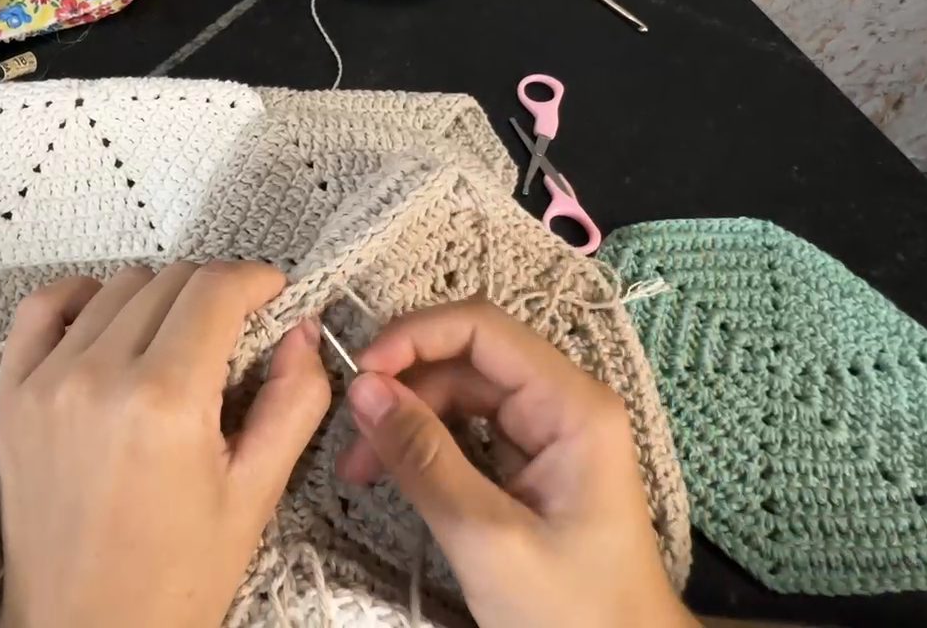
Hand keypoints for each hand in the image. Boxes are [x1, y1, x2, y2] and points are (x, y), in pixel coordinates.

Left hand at [0, 262, 330, 627]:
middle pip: (173, 280)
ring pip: (119, 285)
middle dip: (217, 293)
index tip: (274, 295)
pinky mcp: (13, 394)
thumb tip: (301, 326)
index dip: (257, 279)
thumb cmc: (180, 575)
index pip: (216, 289)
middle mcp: (100, 376)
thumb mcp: (258, 492)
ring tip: (177, 342)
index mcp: (167, 401)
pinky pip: (43, 306)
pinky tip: (109, 320)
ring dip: (161, 298)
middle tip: (234, 332)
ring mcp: (48, 381)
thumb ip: (296, 399)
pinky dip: (83, 297)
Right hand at [337, 300, 696, 627]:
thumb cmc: (574, 617)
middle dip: (403, 385)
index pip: (482, 328)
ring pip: (457, 390)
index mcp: (570, 403)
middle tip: (352, 434)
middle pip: (464, 357)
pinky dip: (422, 442)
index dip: (416, 335)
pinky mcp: (526, 458)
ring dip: (405, 416)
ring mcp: (544, 428)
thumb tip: (362, 388)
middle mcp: (559, 399)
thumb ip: (423, 458)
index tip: (361, 372)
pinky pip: (463, 425)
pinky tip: (389, 468)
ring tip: (359, 466)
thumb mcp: (488, 540)